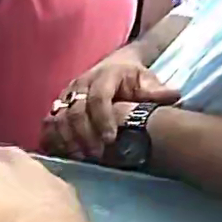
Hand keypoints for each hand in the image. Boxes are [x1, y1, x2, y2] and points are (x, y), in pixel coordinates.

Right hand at [41, 44, 176, 160]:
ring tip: (80, 157)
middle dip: (85, 135)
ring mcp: (65, 94)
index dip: (102, 120)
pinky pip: (48, 123)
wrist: (114, 65)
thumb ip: (156, 90)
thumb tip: (172, 96)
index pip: (98, 98)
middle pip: (75, 112)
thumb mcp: (147, 79)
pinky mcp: (56, 105)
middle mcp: (80, 84)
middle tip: (96, 155)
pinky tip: (62, 152)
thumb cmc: (132, 77)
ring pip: (58, 118)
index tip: (110, 140)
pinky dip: (52, 138)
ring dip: (68, 140)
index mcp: (104, 75)